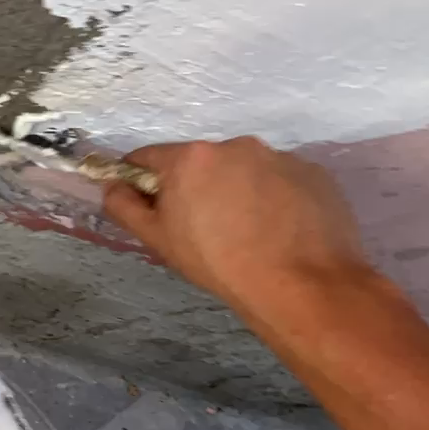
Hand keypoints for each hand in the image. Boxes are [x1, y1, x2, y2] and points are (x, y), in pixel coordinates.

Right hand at [102, 137, 373, 315]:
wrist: (302, 284)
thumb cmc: (216, 259)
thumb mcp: (154, 237)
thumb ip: (122, 205)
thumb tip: (113, 186)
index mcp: (191, 157)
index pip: (147, 157)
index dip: (139, 181)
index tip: (148, 207)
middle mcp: (235, 146)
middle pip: (197, 162)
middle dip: (191, 185)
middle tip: (197, 225)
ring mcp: (280, 157)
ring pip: (240, 169)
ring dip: (232, 189)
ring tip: (242, 229)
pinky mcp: (315, 173)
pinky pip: (277, 179)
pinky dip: (269, 196)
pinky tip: (274, 227)